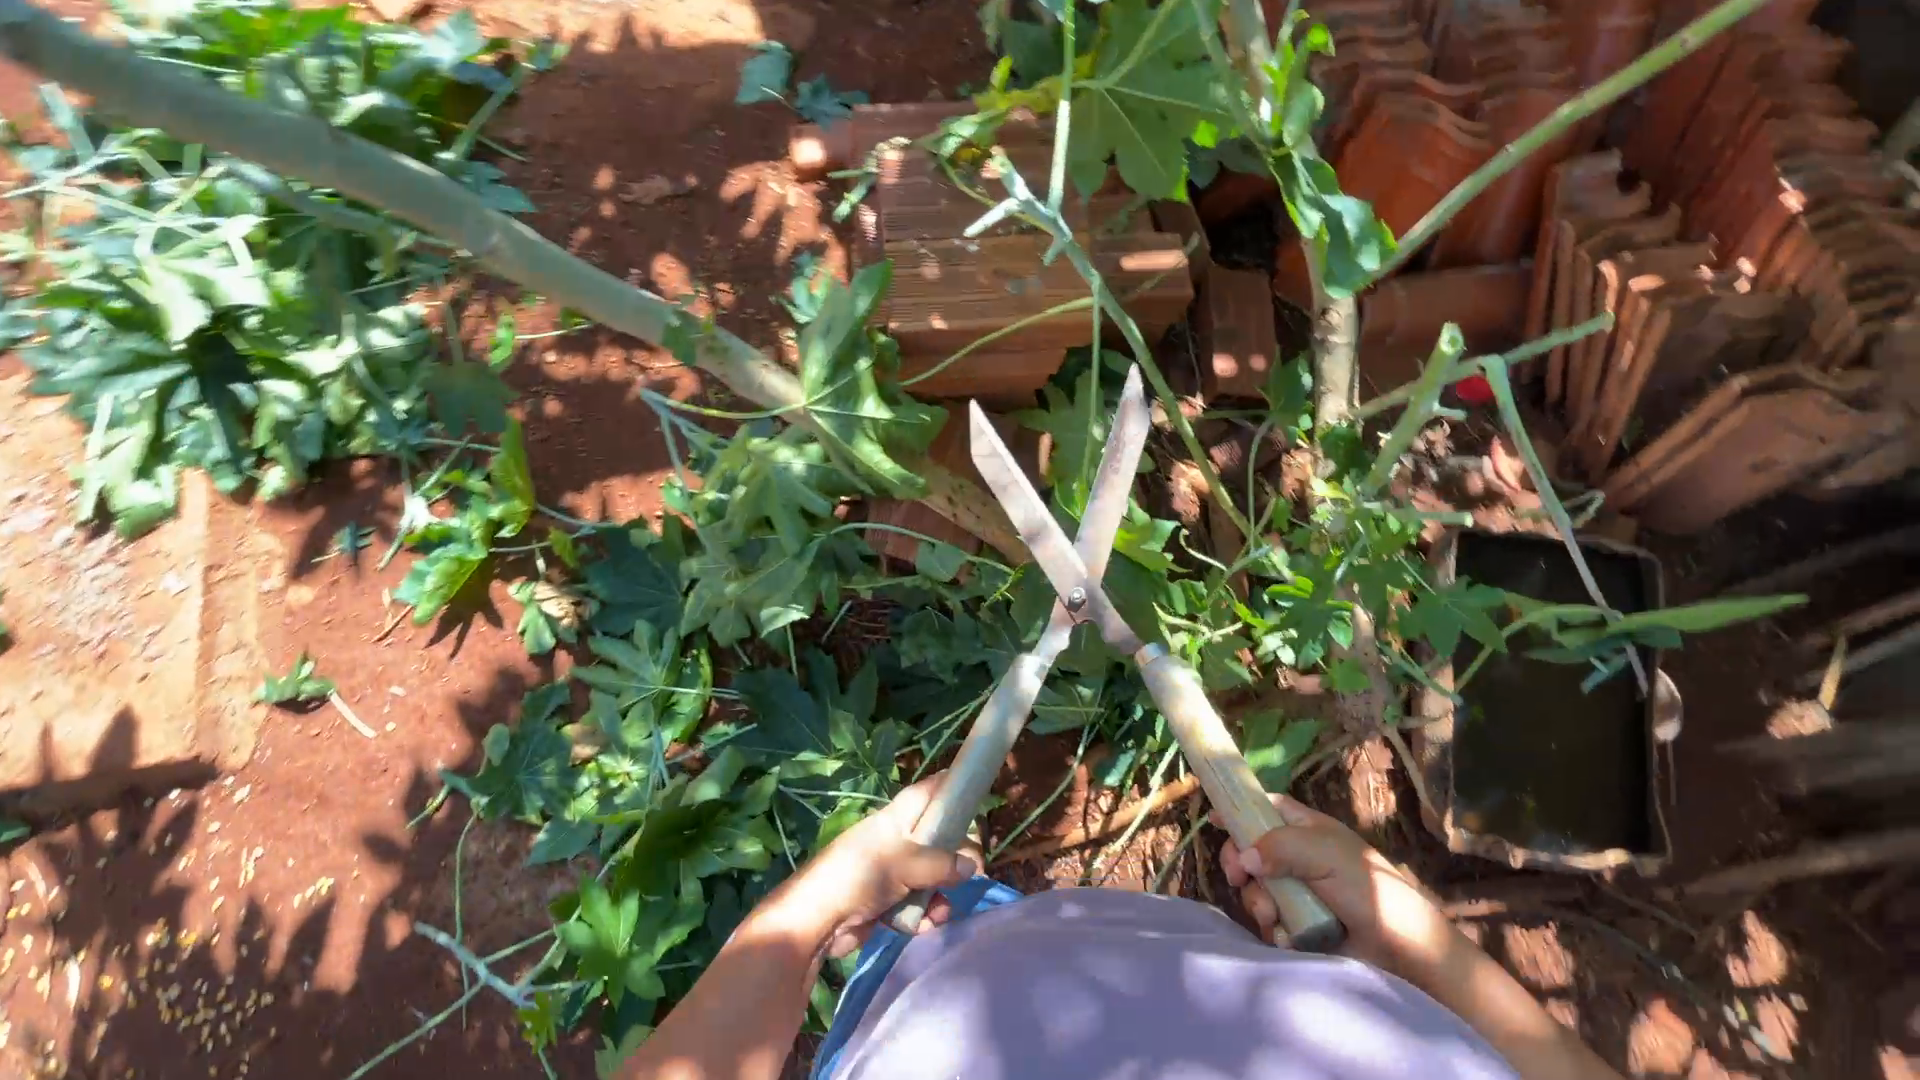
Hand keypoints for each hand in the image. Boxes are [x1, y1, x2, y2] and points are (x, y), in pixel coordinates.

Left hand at [768, 773, 977, 959]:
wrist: (816, 920)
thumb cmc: (859, 875)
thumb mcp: (905, 862)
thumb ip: (941, 863)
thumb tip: (972, 867)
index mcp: (898, 817)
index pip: (930, 792)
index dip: (953, 790)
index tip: (979, 797)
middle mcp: (898, 839)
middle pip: (940, 838)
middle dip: (958, 856)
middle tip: (973, 871)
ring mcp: (893, 871)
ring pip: (933, 875)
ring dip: (941, 894)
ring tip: (941, 911)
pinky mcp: (888, 901)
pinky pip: (918, 902)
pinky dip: (923, 913)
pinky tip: (923, 924)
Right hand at [1220, 794, 1456, 981]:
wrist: (1402, 951)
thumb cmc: (1368, 889)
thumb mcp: (1324, 854)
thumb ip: (1279, 846)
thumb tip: (1245, 857)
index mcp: (1306, 830)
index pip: (1266, 807)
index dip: (1241, 809)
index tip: (1215, 819)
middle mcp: (1296, 857)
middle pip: (1249, 849)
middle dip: (1239, 863)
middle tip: (1238, 877)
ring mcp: (1296, 891)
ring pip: (1254, 887)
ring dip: (1257, 901)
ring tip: (1275, 916)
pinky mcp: (1296, 924)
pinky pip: (1266, 919)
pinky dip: (1270, 926)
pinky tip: (1286, 935)